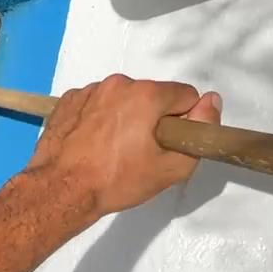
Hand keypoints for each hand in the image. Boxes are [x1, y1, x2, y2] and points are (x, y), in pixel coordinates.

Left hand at [21, 74, 221, 222]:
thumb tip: (211, 100)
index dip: (184, 121)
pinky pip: (96, 103)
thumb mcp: (173, 165)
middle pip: (152, 95)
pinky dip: (100, 117)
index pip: (186, 96)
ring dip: (126, 116)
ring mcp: (88, 90)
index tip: (168, 144)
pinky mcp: (67, 100)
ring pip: (123, 99)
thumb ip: (200, 130)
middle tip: (140, 150)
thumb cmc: (119, 179)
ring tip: (114, 148)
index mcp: (144, 93)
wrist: (61, 188)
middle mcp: (116, 83)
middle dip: (154, 118)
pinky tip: (93, 142)